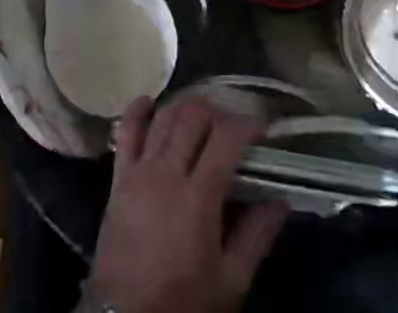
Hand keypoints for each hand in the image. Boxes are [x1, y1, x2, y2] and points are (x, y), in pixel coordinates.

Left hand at [86, 96, 288, 312]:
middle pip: (193, 117)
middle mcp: (167, 173)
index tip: (262, 127)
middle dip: (218, 111)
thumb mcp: (230, 281)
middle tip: (233, 124)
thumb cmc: (182, 302)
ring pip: (163, 117)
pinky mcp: (118, 179)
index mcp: (198, 197)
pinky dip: (138, 111)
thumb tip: (279, 199)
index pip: (226, 138)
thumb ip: (256, 236)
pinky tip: (152, 103)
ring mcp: (138, 172)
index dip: (248, 124)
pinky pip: (125, 132)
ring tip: (203, 114)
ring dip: (185, 107)